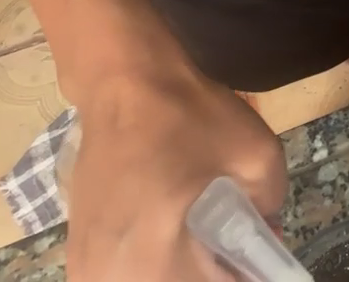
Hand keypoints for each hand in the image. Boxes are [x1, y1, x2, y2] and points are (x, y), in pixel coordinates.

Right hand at [65, 61, 286, 281]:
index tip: (259, 253)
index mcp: (154, 260)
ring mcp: (88, 272)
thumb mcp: (255, 151)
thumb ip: (270, 202)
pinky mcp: (79, 258)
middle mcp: (111, 278)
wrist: (126, 87)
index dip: (242, 273)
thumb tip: (267, 234)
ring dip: (188, 268)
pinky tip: (181, 234)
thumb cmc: (190, 116)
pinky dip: (160, 265)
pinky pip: (129, 276)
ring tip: (213, 239)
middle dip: (216, 270)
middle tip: (239, 246)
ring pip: (154, 281)